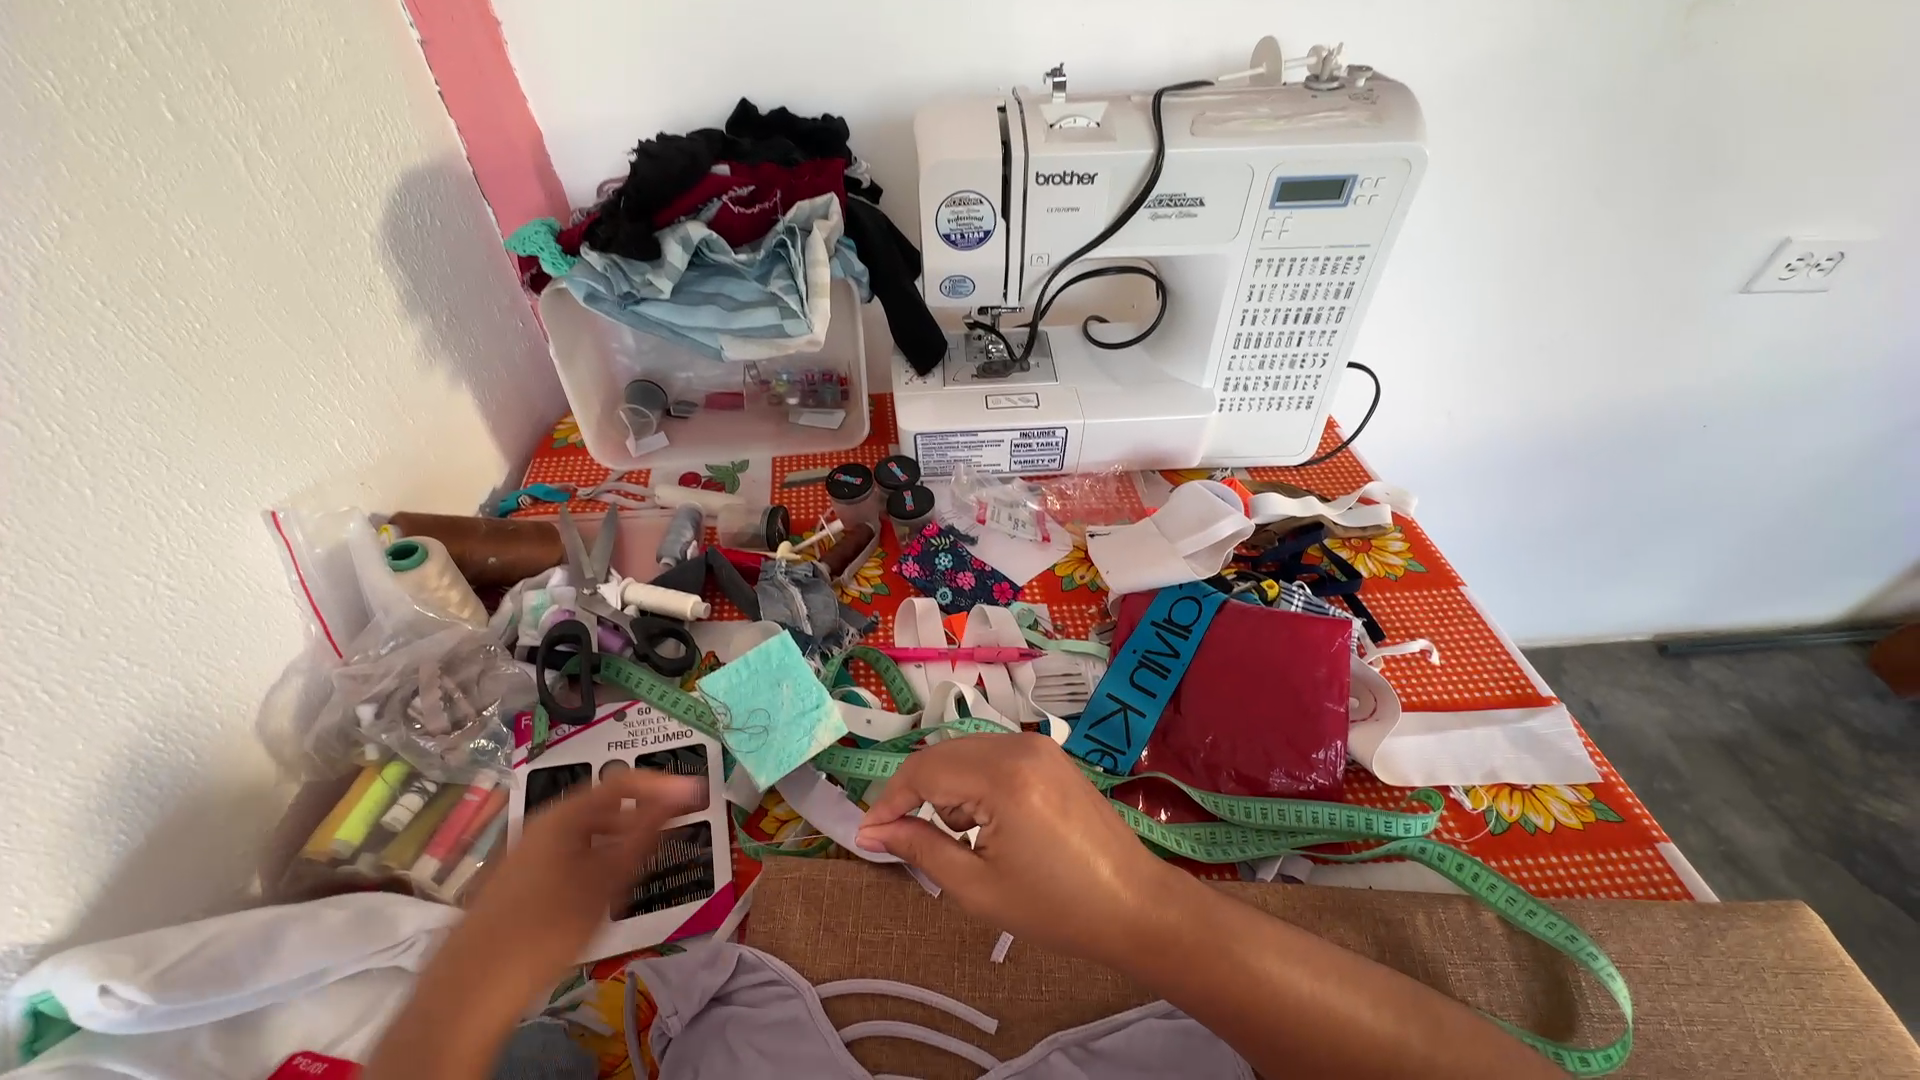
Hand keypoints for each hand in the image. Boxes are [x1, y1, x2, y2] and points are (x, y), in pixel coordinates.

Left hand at [455, 770, 705, 985]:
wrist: (472, 987)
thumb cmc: (549, 926)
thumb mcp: (608, 877)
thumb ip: (648, 830)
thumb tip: (685, 791)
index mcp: (565, 814)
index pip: (623, 782)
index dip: (661, 785)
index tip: (695, 797)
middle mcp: (544, 824)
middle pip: (603, 807)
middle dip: (641, 818)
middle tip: (672, 836)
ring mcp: (528, 851)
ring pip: (587, 835)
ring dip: (619, 844)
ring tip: (641, 872)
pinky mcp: (520, 880)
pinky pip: (570, 855)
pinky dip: (596, 863)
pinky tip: (604, 896)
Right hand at [855, 733, 1194, 965]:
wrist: (1133, 904)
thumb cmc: (1055, 906)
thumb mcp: (977, 887)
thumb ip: (921, 848)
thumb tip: (873, 831)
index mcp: (1002, 776)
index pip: (923, 771)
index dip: (889, 801)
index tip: (868, 834)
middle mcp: (1018, 745)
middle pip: (941, 754)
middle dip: (916, 794)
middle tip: (907, 840)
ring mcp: (1038, 745)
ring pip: (965, 752)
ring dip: (947, 789)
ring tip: (965, 841)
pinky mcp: (1051, 754)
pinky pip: (993, 756)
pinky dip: (975, 782)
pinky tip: (990, 822)